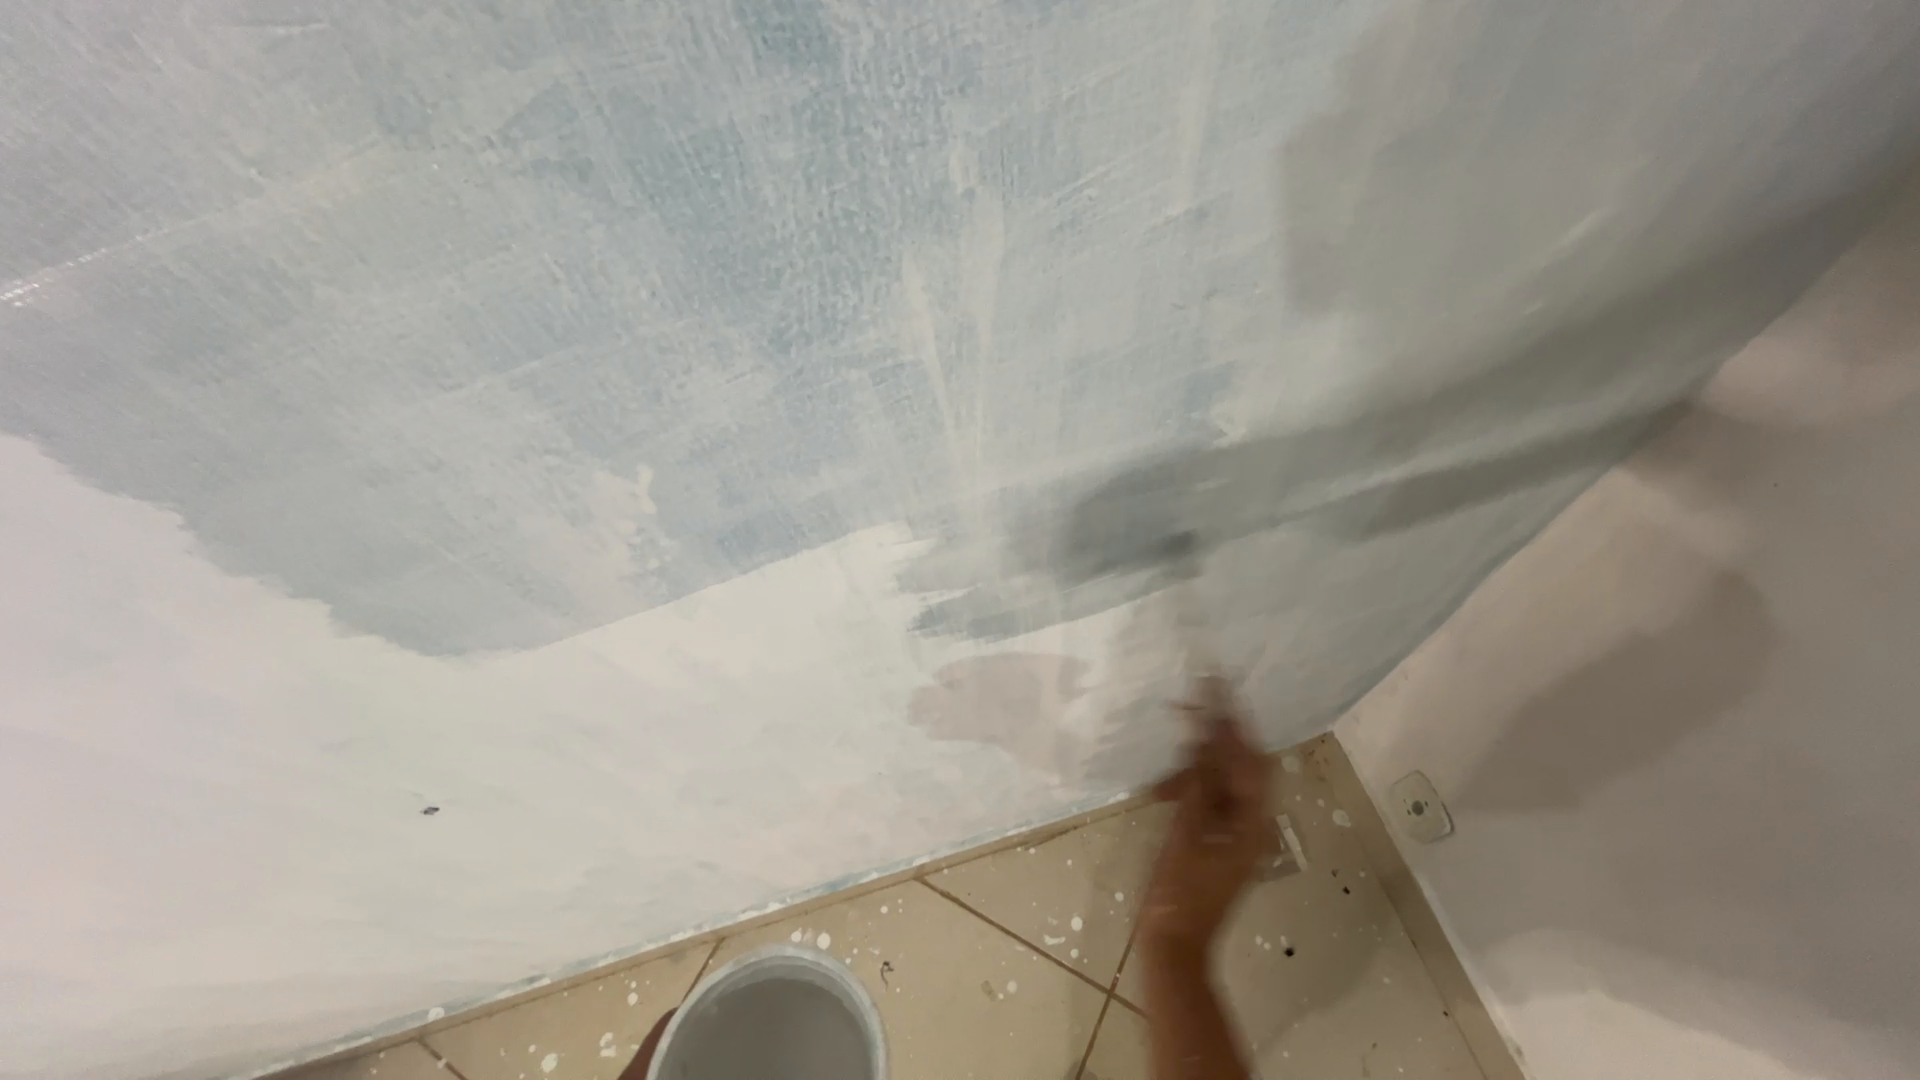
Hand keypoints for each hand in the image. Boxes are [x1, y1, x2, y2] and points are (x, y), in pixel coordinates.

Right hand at [1138, 675, 1272, 963]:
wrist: (1174, 945)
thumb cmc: (1179, 891)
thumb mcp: (1186, 831)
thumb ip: (1197, 781)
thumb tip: (1204, 734)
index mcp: (1254, 821)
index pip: (1251, 755)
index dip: (1234, 718)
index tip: (1214, 684)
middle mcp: (1253, 821)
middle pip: (1240, 764)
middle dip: (1212, 737)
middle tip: (1184, 707)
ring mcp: (1235, 832)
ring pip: (1219, 781)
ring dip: (1192, 770)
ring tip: (1159, 781)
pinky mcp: (1217, 838)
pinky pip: (1208, 800)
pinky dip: (1187, 789)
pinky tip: (1159, 792)